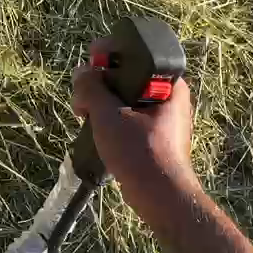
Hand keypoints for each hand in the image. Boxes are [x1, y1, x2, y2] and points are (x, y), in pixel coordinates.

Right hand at [72, 36, 199, 208]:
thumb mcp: (108, 114)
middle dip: (100, 84)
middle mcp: (170, 97)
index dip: (109, 55)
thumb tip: (81, 72)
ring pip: (125, 97)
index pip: (136, 55)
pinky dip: (110, 119)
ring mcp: (163, 117)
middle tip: (82, 97)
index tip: (89, 64)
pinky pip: (128, 116)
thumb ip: (91, 88)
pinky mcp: (154, 135)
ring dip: (101, 103)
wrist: (160, 197)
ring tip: (85, 116)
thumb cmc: (139, 151)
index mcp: (170, 84)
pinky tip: (97, 130)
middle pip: (126, 76)